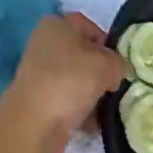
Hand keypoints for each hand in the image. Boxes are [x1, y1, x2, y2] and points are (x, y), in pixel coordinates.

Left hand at [0, 13, 128, 152]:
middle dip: (100, 70)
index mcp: (55, 26)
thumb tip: (118, 71)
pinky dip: (80, 111)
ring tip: (106, 106)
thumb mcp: (107, 65)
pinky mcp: (37, 103)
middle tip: (115, 84)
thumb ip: (119, 63)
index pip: (88, 25)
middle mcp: (43, 46)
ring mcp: (38, 76)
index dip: (106, 41)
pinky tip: (93, 124)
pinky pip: (67, 102)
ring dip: (92, 92)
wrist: (32, 127)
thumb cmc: (69, 81)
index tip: (117, 61)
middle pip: (82, 54)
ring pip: (75, 79)